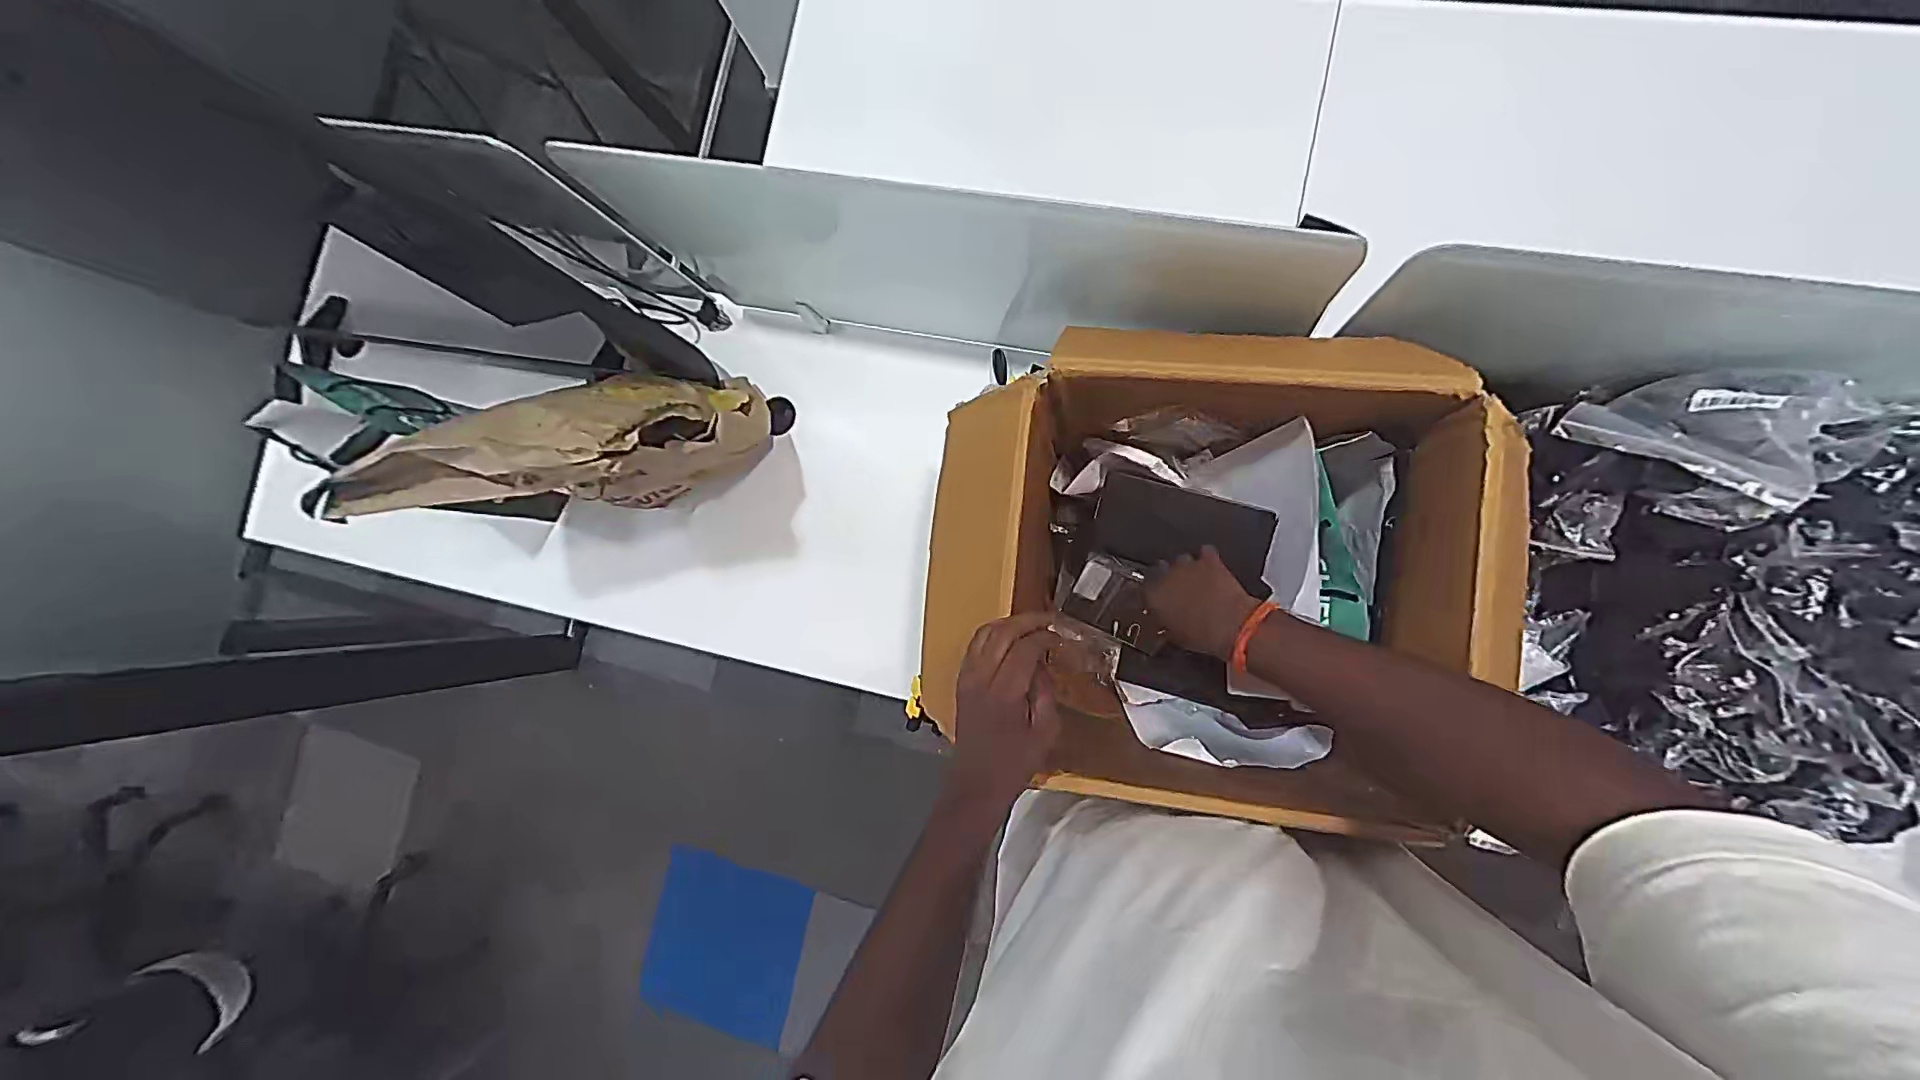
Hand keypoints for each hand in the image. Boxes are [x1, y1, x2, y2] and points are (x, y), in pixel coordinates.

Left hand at [950, 613, 1061, 805]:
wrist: (977, 782)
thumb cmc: (1013, 763)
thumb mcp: (1046, 732)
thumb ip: (1046, 693)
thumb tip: (1043, 665)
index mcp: (1004, 692)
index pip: (1024, 648)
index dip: (1044, 637)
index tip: (1060, 637)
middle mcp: (981, 679)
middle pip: (1002, 632)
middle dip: (1028, 621)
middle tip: (1049, 620)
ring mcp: (967, 678)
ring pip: (984, 633)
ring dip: (1008, 623)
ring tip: (1031, 625)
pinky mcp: (961, 682)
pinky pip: (974, 645)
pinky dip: (992, 634)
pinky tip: (1008, 638)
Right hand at [1145, 546, 1261, 659]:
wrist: (1233, 625)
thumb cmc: (1202, 636)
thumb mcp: (1174, 636)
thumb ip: (1163, 623)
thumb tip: (1162, 621)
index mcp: (1153, 595)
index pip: (1140, 589)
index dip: (1147, 594)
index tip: (1152, 600)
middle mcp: (1165, 575)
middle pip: (1158, 569)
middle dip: (1163, 577)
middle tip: (1173, 591)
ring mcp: (1188, 565)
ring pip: (1180, 559)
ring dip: (1184, 568)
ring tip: (1192, 579)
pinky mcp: (1210, 560)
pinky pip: (1205, 552)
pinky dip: (1206, 559)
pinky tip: (1209, 567)